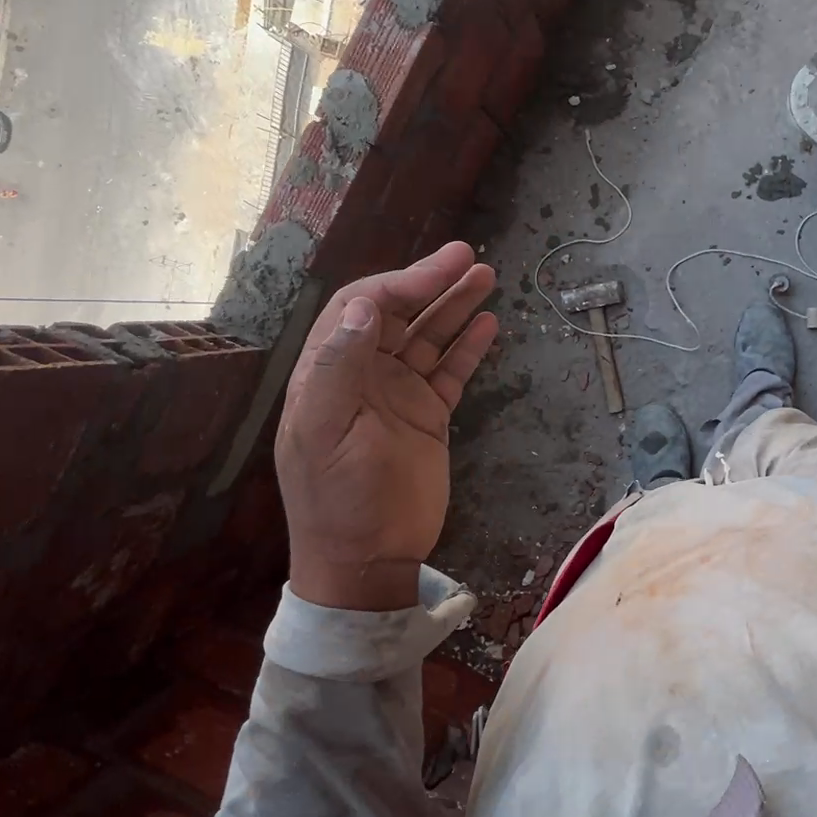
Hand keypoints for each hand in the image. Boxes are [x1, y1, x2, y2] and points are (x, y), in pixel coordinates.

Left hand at [276, 242, 498, 610]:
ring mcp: (398, 394)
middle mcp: (363, 375)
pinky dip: (468, 348)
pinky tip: (489, 325)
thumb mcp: (327, 433)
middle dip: (430, 283)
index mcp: (329, 373)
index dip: (398, 283)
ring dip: (455, 307)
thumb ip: (341, 367)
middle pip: (398, 314)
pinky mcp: (427, 416)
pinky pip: (449, 371)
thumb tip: (365, 307)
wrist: (368, 559)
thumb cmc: (340, 498)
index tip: (438, 270)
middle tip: (468, 257)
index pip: (362, 309)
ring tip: (486, 277)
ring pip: (429, 337)